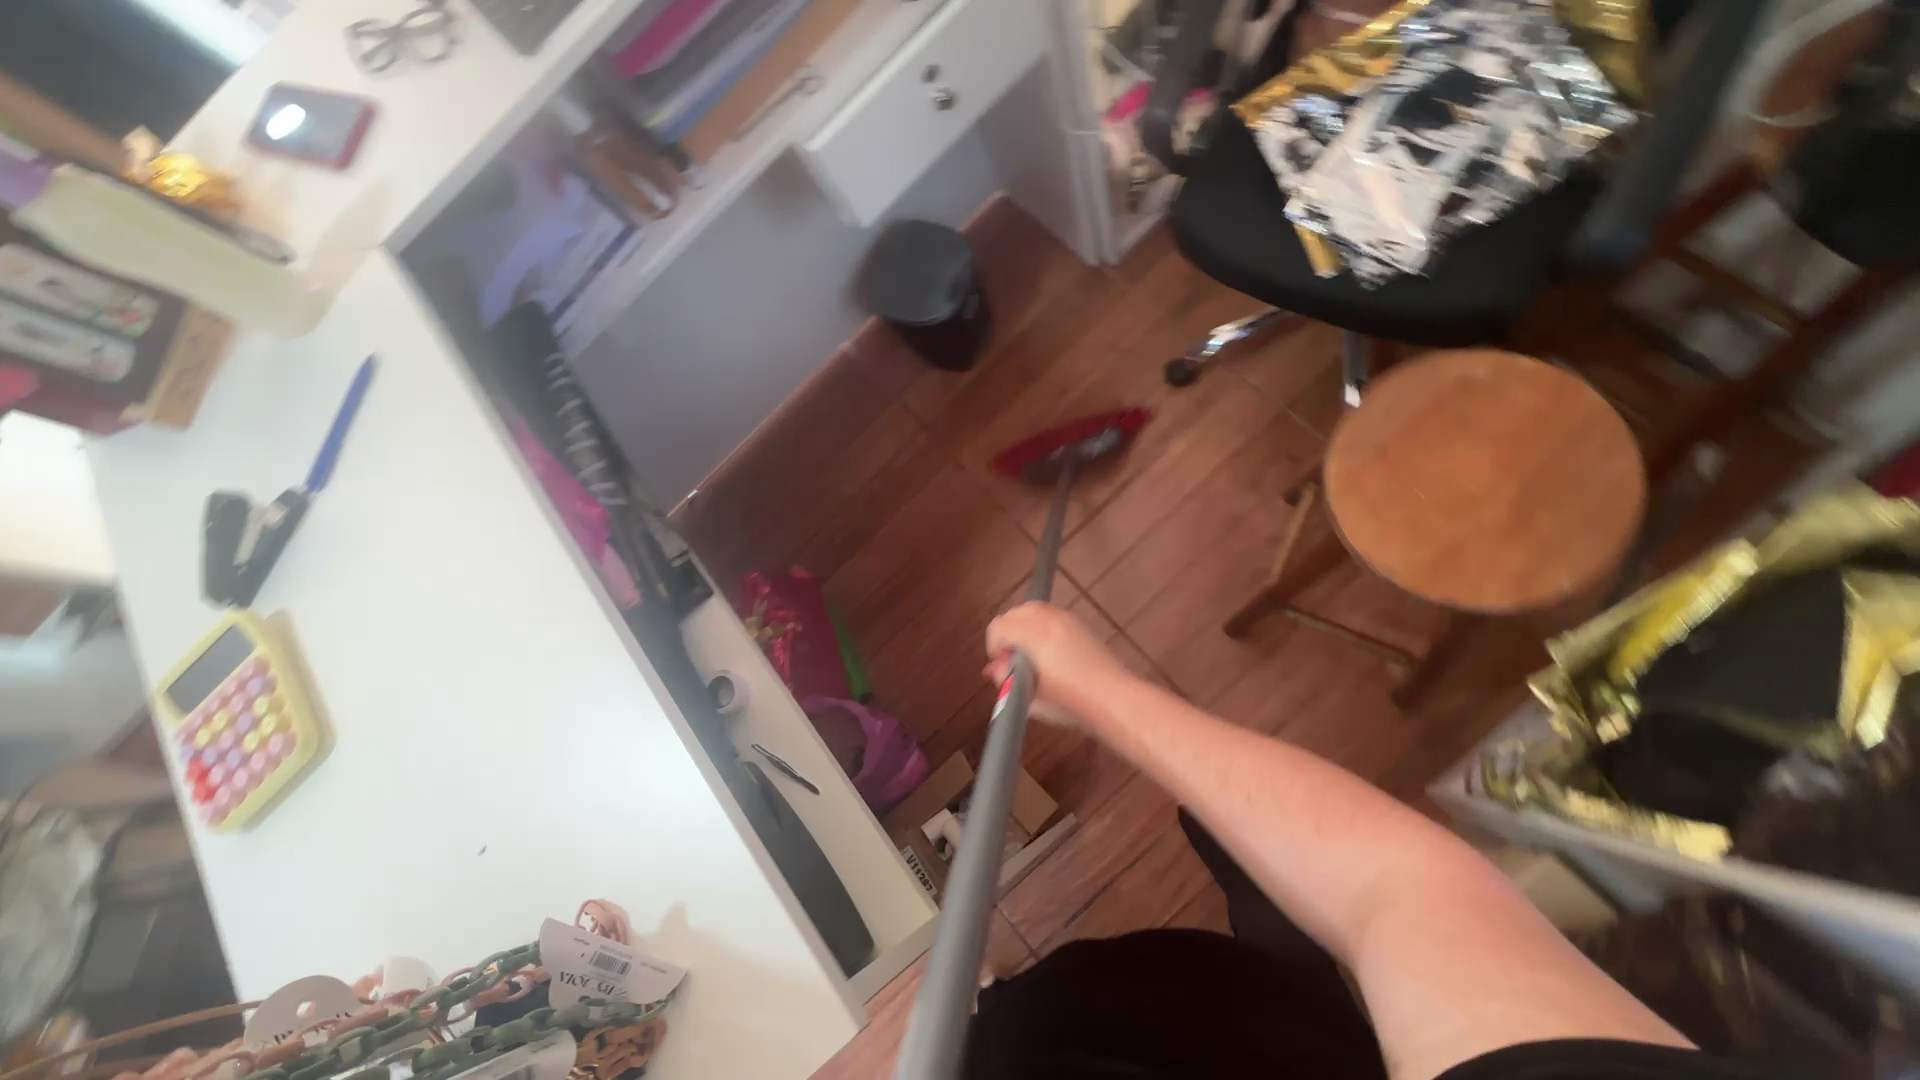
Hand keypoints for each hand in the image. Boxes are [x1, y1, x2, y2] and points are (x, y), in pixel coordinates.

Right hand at [984, 602, 1129, 724]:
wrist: (1114, 699)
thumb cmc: (1071, 704)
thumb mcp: (1031, 698)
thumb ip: (1007, 679)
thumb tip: (994, 668)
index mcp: (1035, 637)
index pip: (999, 626)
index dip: (993, 646)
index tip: (1001, 666)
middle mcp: (1049, 620)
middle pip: (1014, 612)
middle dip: (1007, 632)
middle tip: (1012, 659)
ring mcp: (1066, 618)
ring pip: (1032, 608)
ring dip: (1022, 626)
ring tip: (1028, 653)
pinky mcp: (1078, 623)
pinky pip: (1049, 613)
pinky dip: (1039, 624)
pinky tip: (1046, 649)